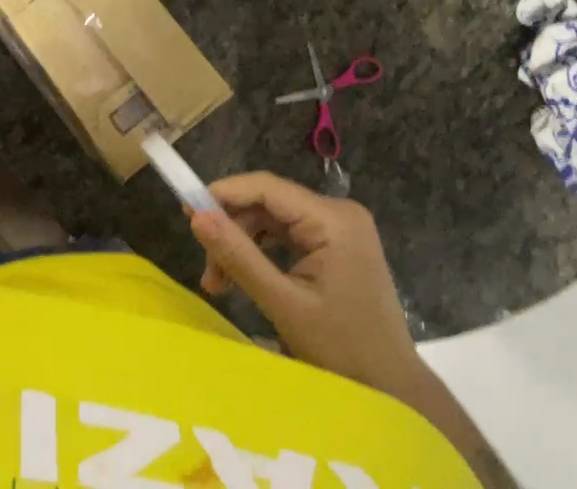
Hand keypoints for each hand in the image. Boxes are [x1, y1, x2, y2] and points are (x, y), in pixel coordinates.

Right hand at [189, 172, 420, 394]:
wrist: (392, 389)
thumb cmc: (341, 348)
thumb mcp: (282, 302)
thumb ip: (238, 256)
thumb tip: (195, 217)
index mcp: (333, 219)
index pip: (266, 187)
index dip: (222, 193)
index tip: (184, 211)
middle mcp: (338, 213)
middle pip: (267, 203)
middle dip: (231, 230)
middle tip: (207, 269)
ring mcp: (339, 229)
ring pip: (272, 220)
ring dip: (241, 244)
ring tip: (219, 283)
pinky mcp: (336, 245)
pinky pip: (286, 235)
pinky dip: (261, 253)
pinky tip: (242, 277)